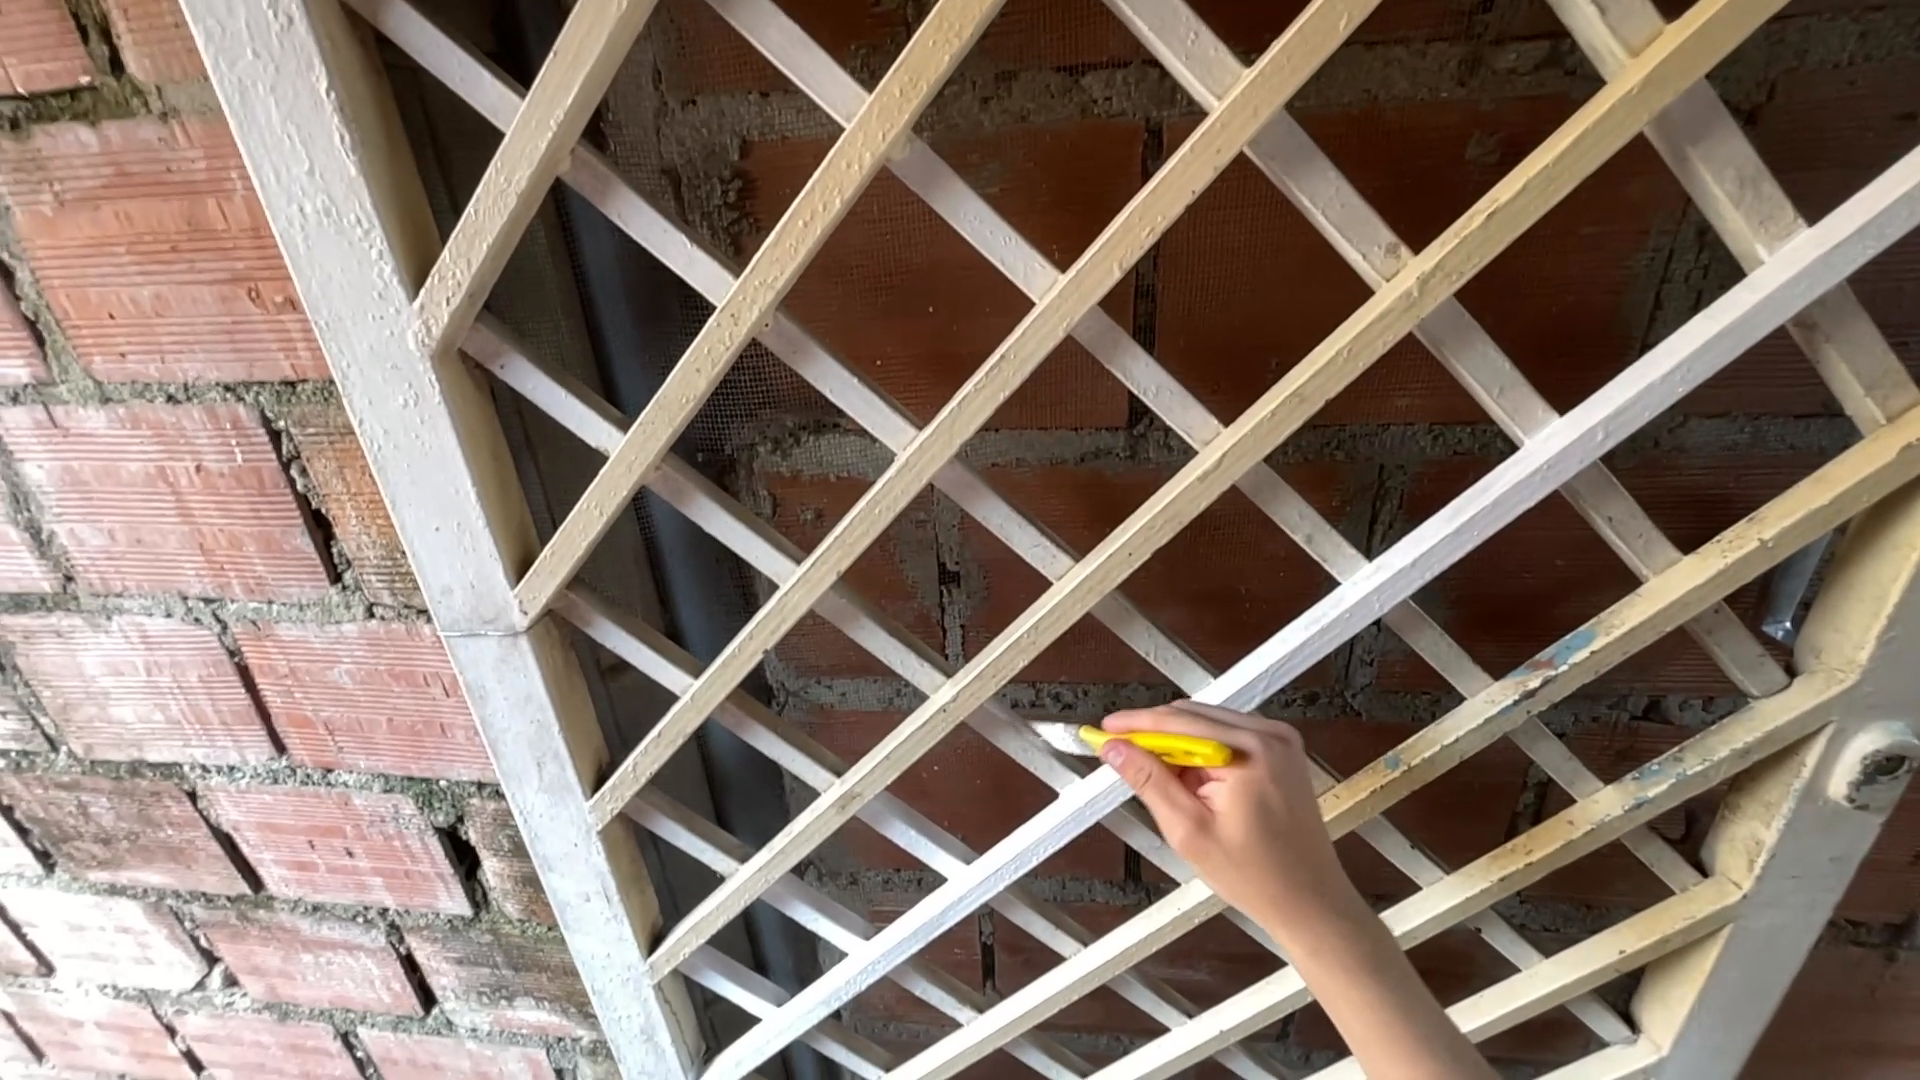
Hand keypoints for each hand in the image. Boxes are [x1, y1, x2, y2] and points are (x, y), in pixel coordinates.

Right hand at [1100, 702, 1362, 941]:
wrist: (1312, 902)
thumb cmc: (1251, 875)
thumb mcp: (1188, 830)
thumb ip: (1149, 781)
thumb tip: (1111, 747)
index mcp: (1250, 749)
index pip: (1178, 722)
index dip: (1135, 724)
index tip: (1101, 730)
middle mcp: (1269, 732)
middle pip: (1193, 716)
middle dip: (1154, 734)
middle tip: (1121, 755)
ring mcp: (1280, 737)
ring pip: (1207, 723)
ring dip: (1177, 743)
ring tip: (1157, 776)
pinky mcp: (1283, 749)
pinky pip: (1226, 734)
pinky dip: (1201, 749)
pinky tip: (1189, 778)